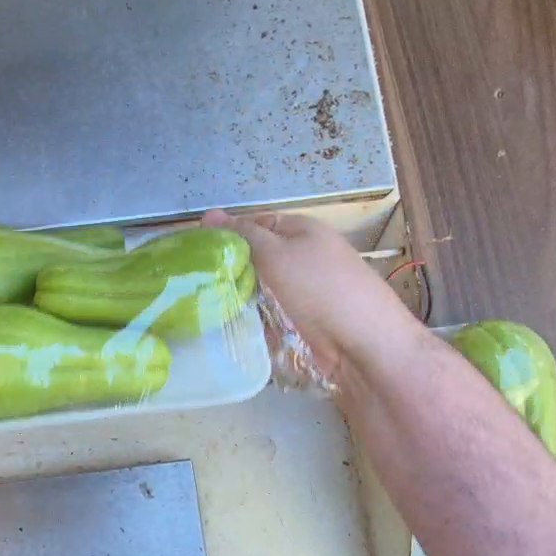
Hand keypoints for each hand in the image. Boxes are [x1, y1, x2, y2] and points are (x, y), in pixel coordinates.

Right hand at [205, 208, 420, 379]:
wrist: (362, 342)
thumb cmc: (320, 288)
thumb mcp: (276, 253)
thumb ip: (242, 235)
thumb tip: (208, 213)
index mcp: (300, 231)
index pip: (253, 224)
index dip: (224, 235)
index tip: (194, 254)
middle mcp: (302, 257)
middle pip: (254, 259)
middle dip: (228, 271)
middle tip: (193, 285)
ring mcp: (302, 291)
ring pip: (257, 290)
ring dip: (236, 299)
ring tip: (202, 308)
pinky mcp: (300, 320)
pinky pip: (267, 315)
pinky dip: (251, 321)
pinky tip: (228, 329)